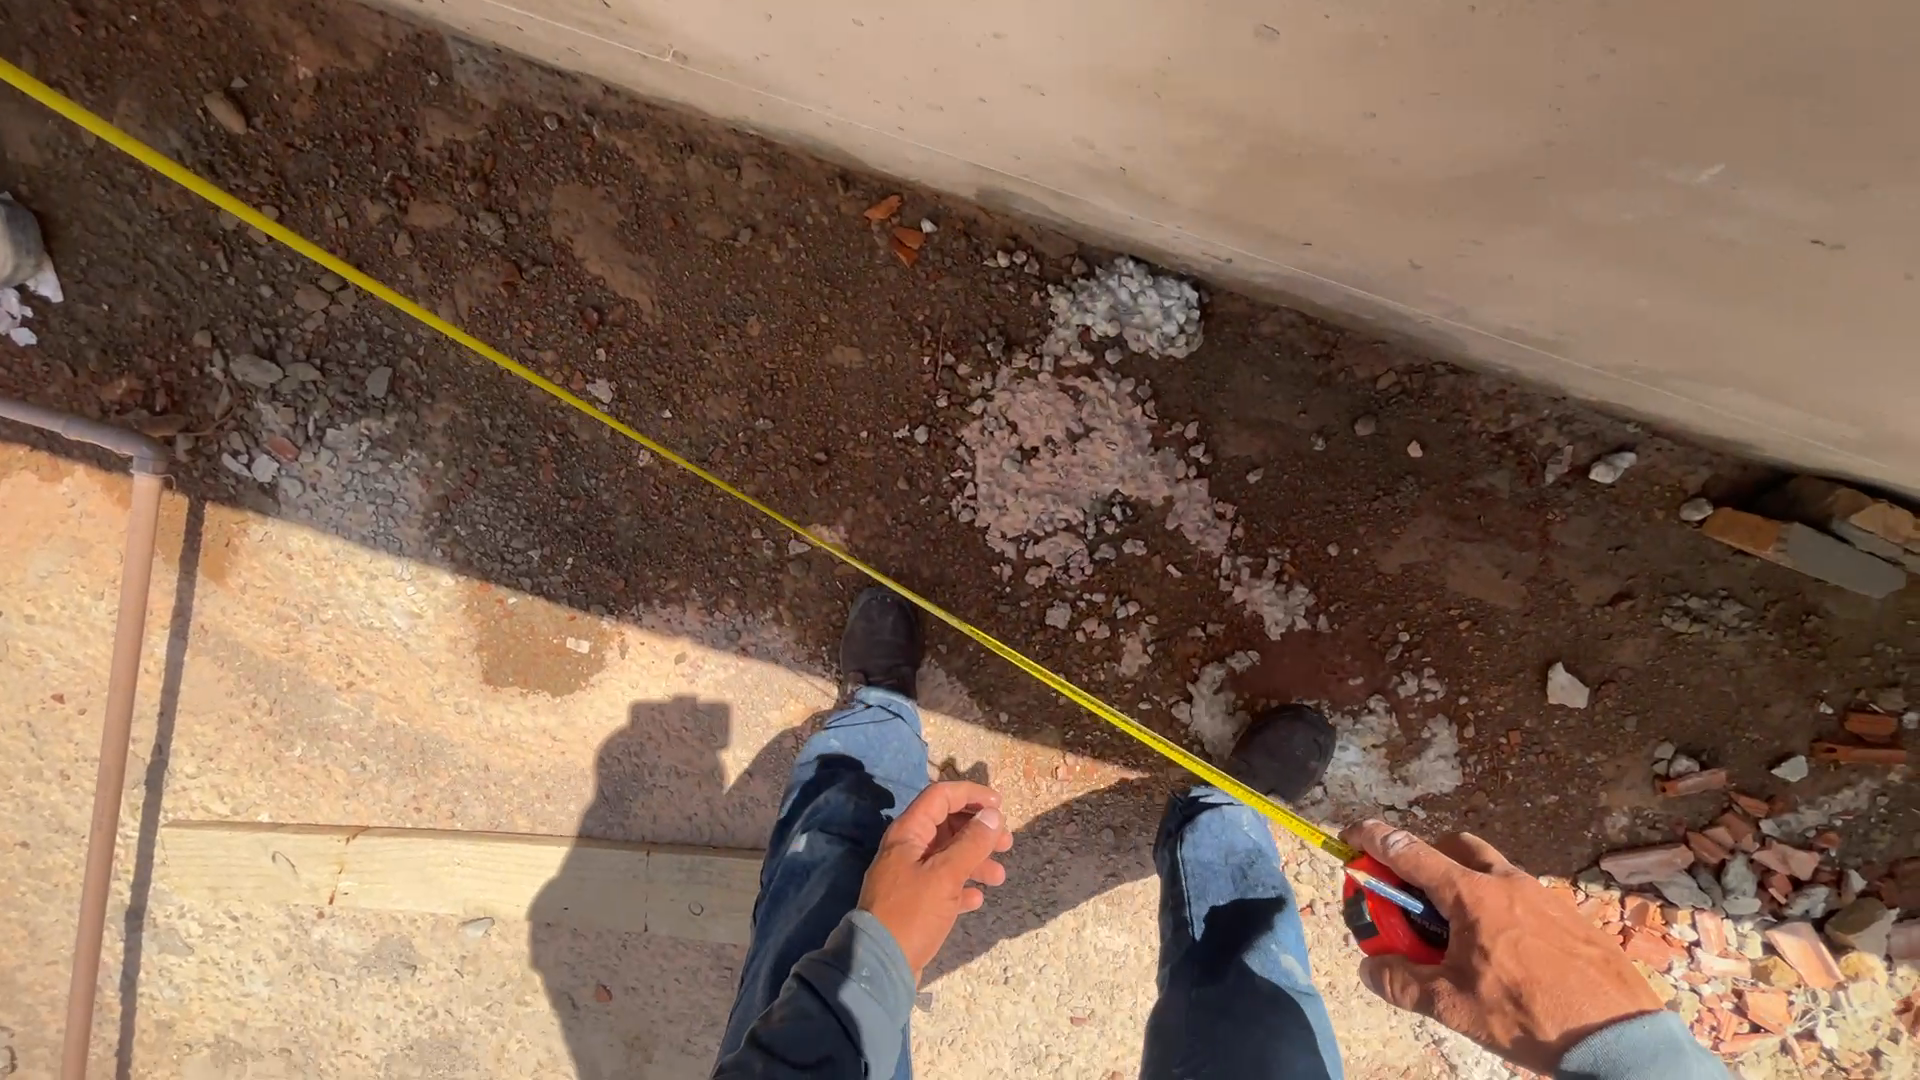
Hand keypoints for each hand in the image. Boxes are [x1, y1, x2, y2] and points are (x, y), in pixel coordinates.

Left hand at [858, 781, 1013, 980]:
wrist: (878, 967)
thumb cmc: (911, 913)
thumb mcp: (945, 876)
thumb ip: (971, 843)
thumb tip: (993, 814)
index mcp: (909, 832)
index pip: (941, 796)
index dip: (971, 794)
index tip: (999, 805)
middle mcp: (907, 848)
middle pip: (947, 825)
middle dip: (978, 830)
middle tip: (1006, 842)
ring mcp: (909, 875)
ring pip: (948, 856)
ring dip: (975, 861)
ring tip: (998, 877)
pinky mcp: (914, 902)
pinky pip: (943, 884)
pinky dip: (962, 887)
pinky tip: (976, 900)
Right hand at [1341, 820, 1662, 1073]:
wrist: (1625, 1046)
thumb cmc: (1530, 1016)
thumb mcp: (1453, 1006)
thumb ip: (1402, 983)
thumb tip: (1368, 968)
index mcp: (1471, 894)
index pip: (1407, 850)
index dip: (1371, 837)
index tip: (1349, 836)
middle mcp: (1506, 883)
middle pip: (1455, 845)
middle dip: (1427, 855)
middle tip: (1415, 891)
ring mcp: (1546, 898)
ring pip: (1493, 870)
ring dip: (1466, 883)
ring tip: (1462, 930)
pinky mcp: (1575, 920)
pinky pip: (1525, 898)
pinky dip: (1501, 908)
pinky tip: (1507, 952)